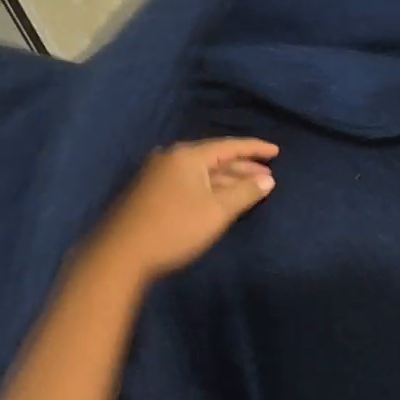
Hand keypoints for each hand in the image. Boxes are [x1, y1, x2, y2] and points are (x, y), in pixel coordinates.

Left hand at [87, 138, 277, 280]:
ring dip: (226, 179)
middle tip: (267, 176)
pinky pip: (188, 182)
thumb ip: (245, 192)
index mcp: (188, 156)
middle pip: (214, 158)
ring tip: (249, 188)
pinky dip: (209, 187)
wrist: (122, 254)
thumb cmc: (175, 228)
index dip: (255, 148)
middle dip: (242, 167)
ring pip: (201, 172)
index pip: (229, 146)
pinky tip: (218, 197)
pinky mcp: (150, 192)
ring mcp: (157, 174)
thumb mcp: (217, 211)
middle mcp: (171, 158)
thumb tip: (267, 179)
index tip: (276, 151)